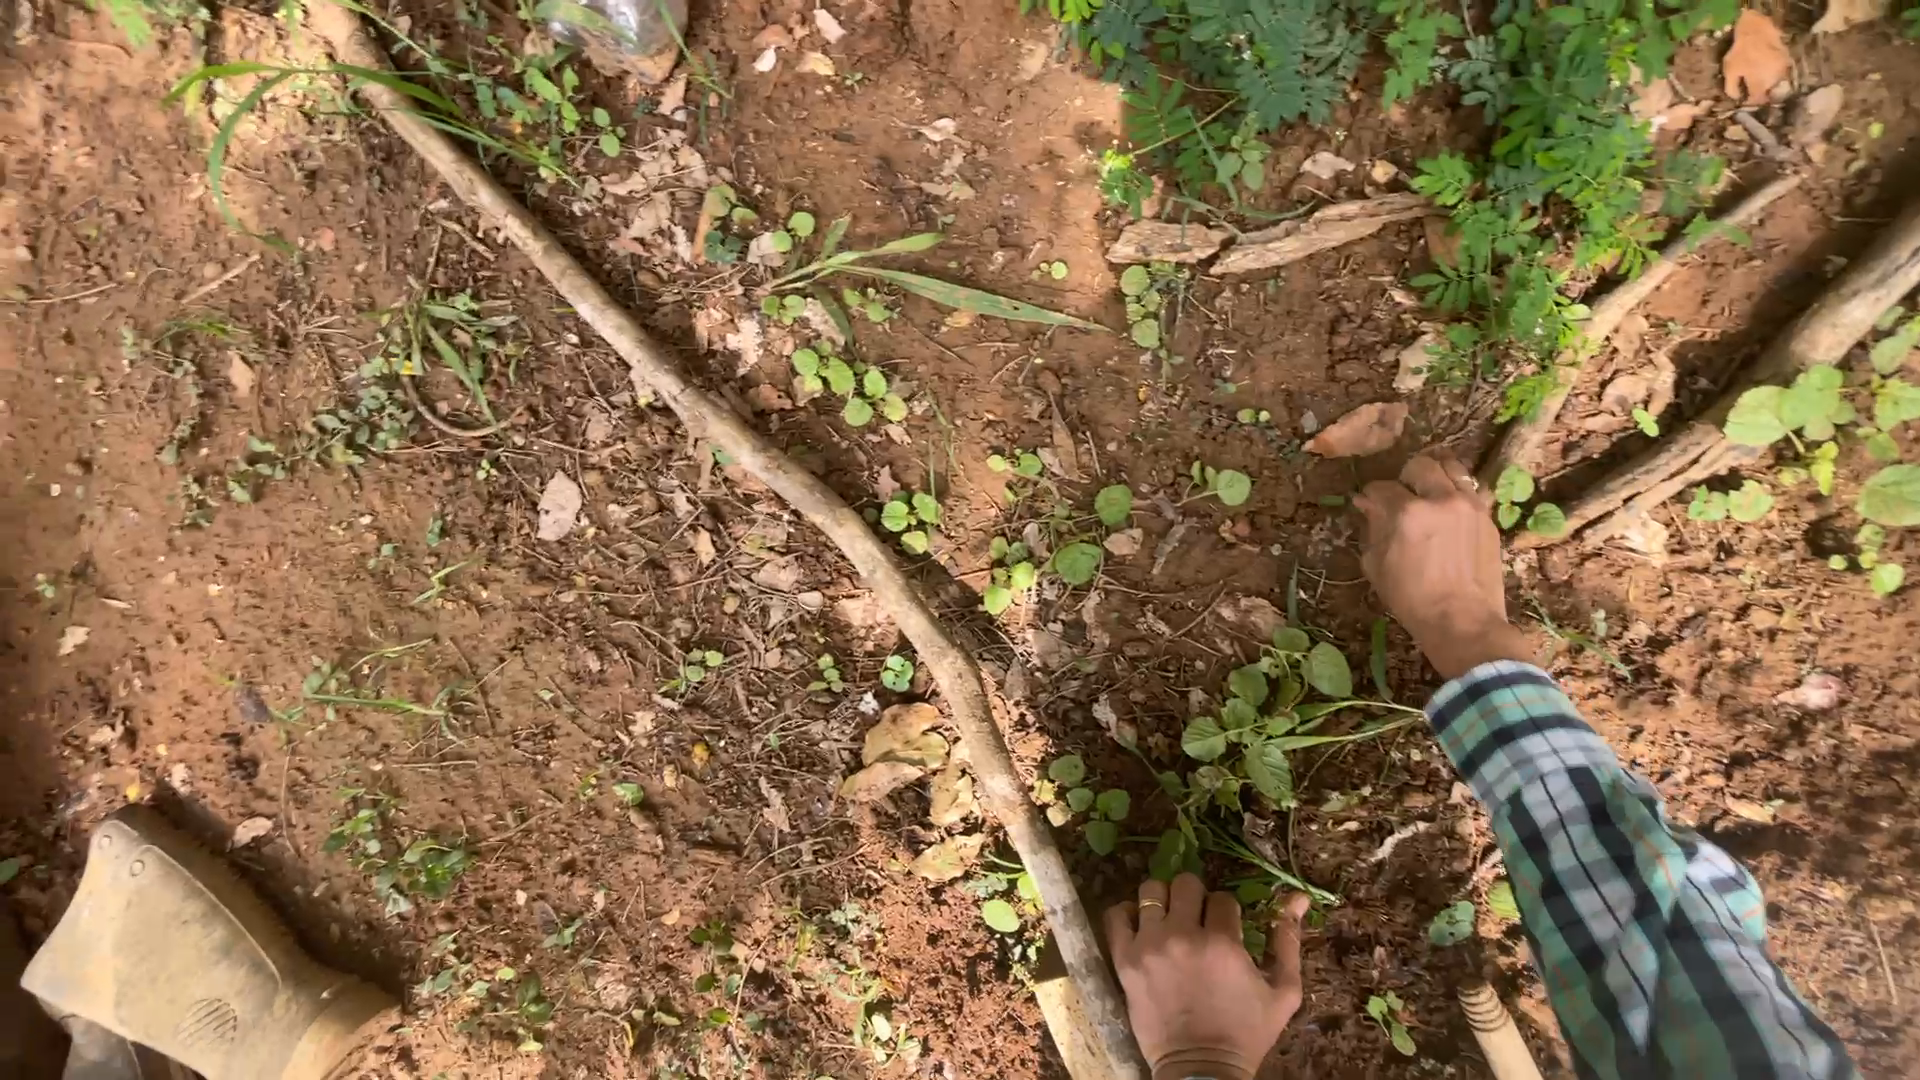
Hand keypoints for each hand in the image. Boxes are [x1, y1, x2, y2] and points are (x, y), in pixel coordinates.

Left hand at [1105, 874, 1309, 1079]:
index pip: (1223, 898)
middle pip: (1185, 884)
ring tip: (1168, 921)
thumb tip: (1297, 898)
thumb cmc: (1246, 1034)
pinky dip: (1127, 914)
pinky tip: (1141, 927)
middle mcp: (1183, 936)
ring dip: (1162, 901)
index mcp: (1222, 943)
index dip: (1226, 912)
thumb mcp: (1283, 993)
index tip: (1225, 929)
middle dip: (1195, 898)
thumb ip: (1289, 941)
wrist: (1202, 1072)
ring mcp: (1150, 945)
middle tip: (1196, 920)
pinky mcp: (1124, 959)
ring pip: (1151, 891)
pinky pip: (1117, 914)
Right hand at [1353, 454, 1531, 679]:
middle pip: (1420, 465)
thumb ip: (1372, 527)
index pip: (1381, 487)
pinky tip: (1447, 509)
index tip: (1367, 505)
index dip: (1370, 496)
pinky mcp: (1488, 516)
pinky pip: (1470, 488)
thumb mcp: (1375, 563)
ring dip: (1434, 475)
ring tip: (1427, 492)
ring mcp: (1470, 505)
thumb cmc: (1409, 596)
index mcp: (1407, 512)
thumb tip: (1367, 504)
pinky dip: (1455, 491)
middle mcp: (1441, 499)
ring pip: (1451, 467)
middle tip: (1400, 496)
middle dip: (1404, 477)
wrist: (1461, 619)